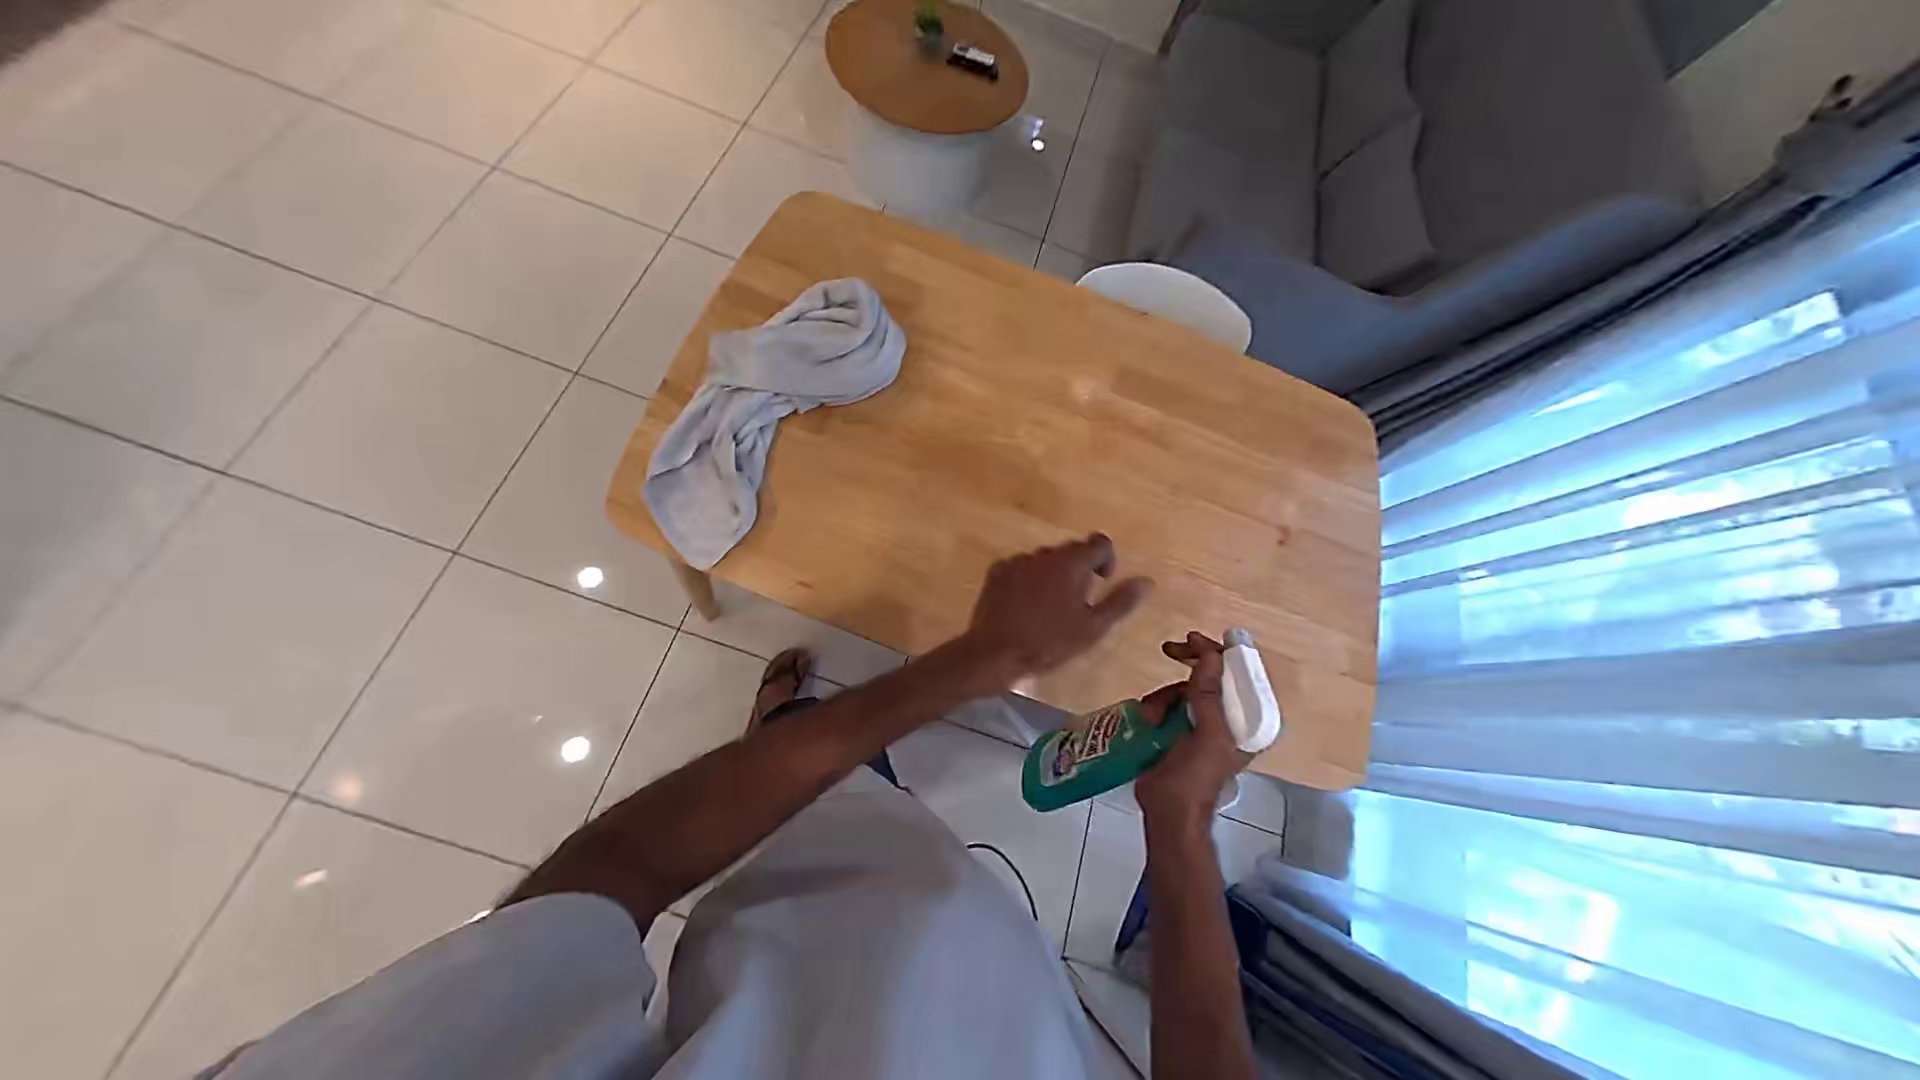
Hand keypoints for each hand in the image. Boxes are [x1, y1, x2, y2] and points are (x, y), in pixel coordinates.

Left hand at [961, 534, 1152, 680]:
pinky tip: (1025, 605)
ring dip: (1053, 573)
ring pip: (1044, 558)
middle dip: (1079, 567)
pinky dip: (1028, 578)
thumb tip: (1147, 581)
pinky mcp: (997, 571)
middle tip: (1077, 601)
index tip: (1101, 582)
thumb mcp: (1093, 628)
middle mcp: (1044, 554)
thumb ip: (1121, 602)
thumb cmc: (1049, 643)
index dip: (1106, 559)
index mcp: (1072, 563)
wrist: (995, 653)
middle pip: (1071, 549)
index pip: (1100, 542)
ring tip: (1049, 606)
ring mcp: (1017, 560)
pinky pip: (1021, 566)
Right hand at [1135, 633, 1252, 823]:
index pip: (1238, 676)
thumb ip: (1208, 695)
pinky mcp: (1178, 730)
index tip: (1193, 640)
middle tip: (1168, 649)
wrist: (1169, 812)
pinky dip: (1156, 706)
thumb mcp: (1207, 735)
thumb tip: (1210, 655)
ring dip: (1164, 696)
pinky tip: (1148, 718)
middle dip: (1190, 665)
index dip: (1218, 654)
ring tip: (1151, 715)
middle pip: (1211, 677)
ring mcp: (1202, 725)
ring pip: (1184, 689)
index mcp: (1247, 723)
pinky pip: (1169, 703)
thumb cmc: (1195, 778)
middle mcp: (1229, 720)